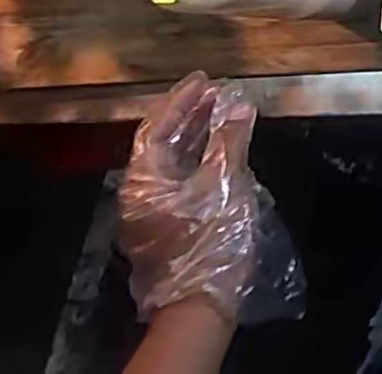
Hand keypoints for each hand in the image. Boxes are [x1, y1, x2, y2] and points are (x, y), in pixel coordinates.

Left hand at [118, 72, 303, 324]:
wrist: (202, 303)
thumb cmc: (209, 238)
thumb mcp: (224, 183)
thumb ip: (230, 140)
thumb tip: (239, 105)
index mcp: (145, 183)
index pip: (156, 129)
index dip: (180, 101)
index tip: (205, 79)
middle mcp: (142, 194)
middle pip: (163, 142)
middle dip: (190, 113)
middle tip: (218, 90)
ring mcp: (156, 209)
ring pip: (175, 159)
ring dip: (199, 132)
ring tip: (225, 109)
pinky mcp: (172, 220)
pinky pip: (184, 174)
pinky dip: (203, 153)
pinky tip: (224, 143)